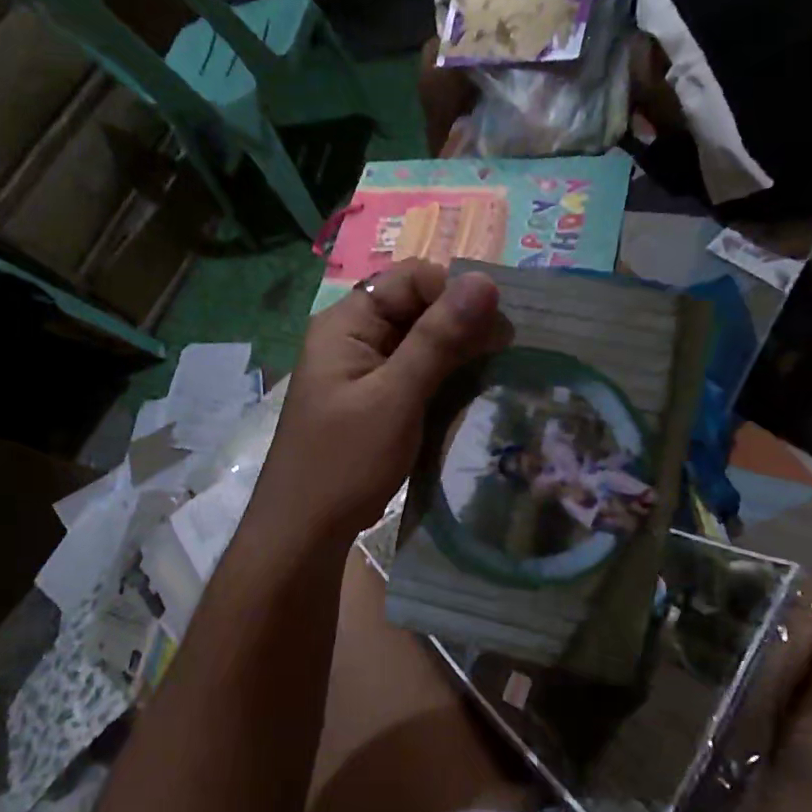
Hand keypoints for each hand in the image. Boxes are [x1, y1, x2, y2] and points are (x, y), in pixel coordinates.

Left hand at [256, 260, 512, 539]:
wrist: (305, 531)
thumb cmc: (345, 461)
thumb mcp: (396, 396)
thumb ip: (439, 338)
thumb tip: (485, 280)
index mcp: (346, 324)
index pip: (411, 280)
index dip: (455, 294)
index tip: (496, 328)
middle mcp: (355, 338)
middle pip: (418, 309)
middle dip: (462, 326)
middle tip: (505, 355)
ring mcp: (365, 372)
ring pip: (423, 344)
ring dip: (459, 355)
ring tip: (496, 374)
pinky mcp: (377, 401)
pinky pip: (419, 374)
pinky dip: (446, 380)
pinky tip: (473, 395)